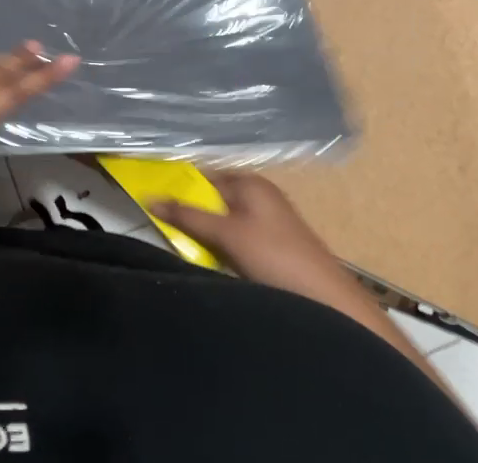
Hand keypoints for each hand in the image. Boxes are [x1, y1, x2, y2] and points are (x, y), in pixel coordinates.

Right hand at [151, 173, 348, 294]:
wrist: (328, 302)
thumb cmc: (275, 256)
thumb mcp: (226, 234)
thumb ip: (187, 216)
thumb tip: (149, 198)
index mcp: (251, 183)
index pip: (204, 175)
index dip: (178, 187)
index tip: (151, 202)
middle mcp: (261, 197)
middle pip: (213, 200)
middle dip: (189, 214)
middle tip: (161, 230)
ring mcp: (269, 224)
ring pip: (223, 224)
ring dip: (204, 235)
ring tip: (181, 249)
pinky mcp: (273, 249)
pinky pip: (235, 241)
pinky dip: (220, 249)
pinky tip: (209, 264)